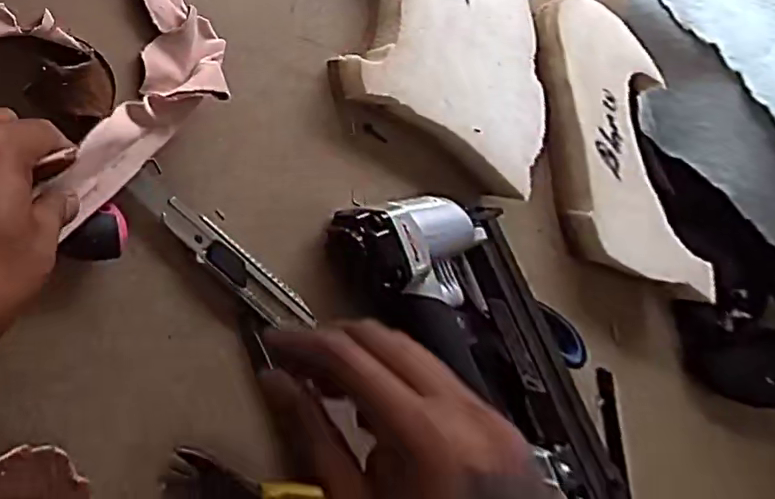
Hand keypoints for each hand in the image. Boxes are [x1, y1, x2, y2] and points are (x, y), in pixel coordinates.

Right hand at [258, 321, 550, 498]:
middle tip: (296, 358)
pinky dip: (394, 372)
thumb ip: (314, 435)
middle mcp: (466, 418)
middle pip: (376, 336)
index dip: (300, 341)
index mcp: (429, 437)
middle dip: (328, 339)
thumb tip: (276, 382)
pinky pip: (435, 374)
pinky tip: (372, 400)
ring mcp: (490, 421)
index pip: (345, 352)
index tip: (274, 342)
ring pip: (407, 347)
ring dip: (361, 352)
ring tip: (329, 379)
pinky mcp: (500, 430)